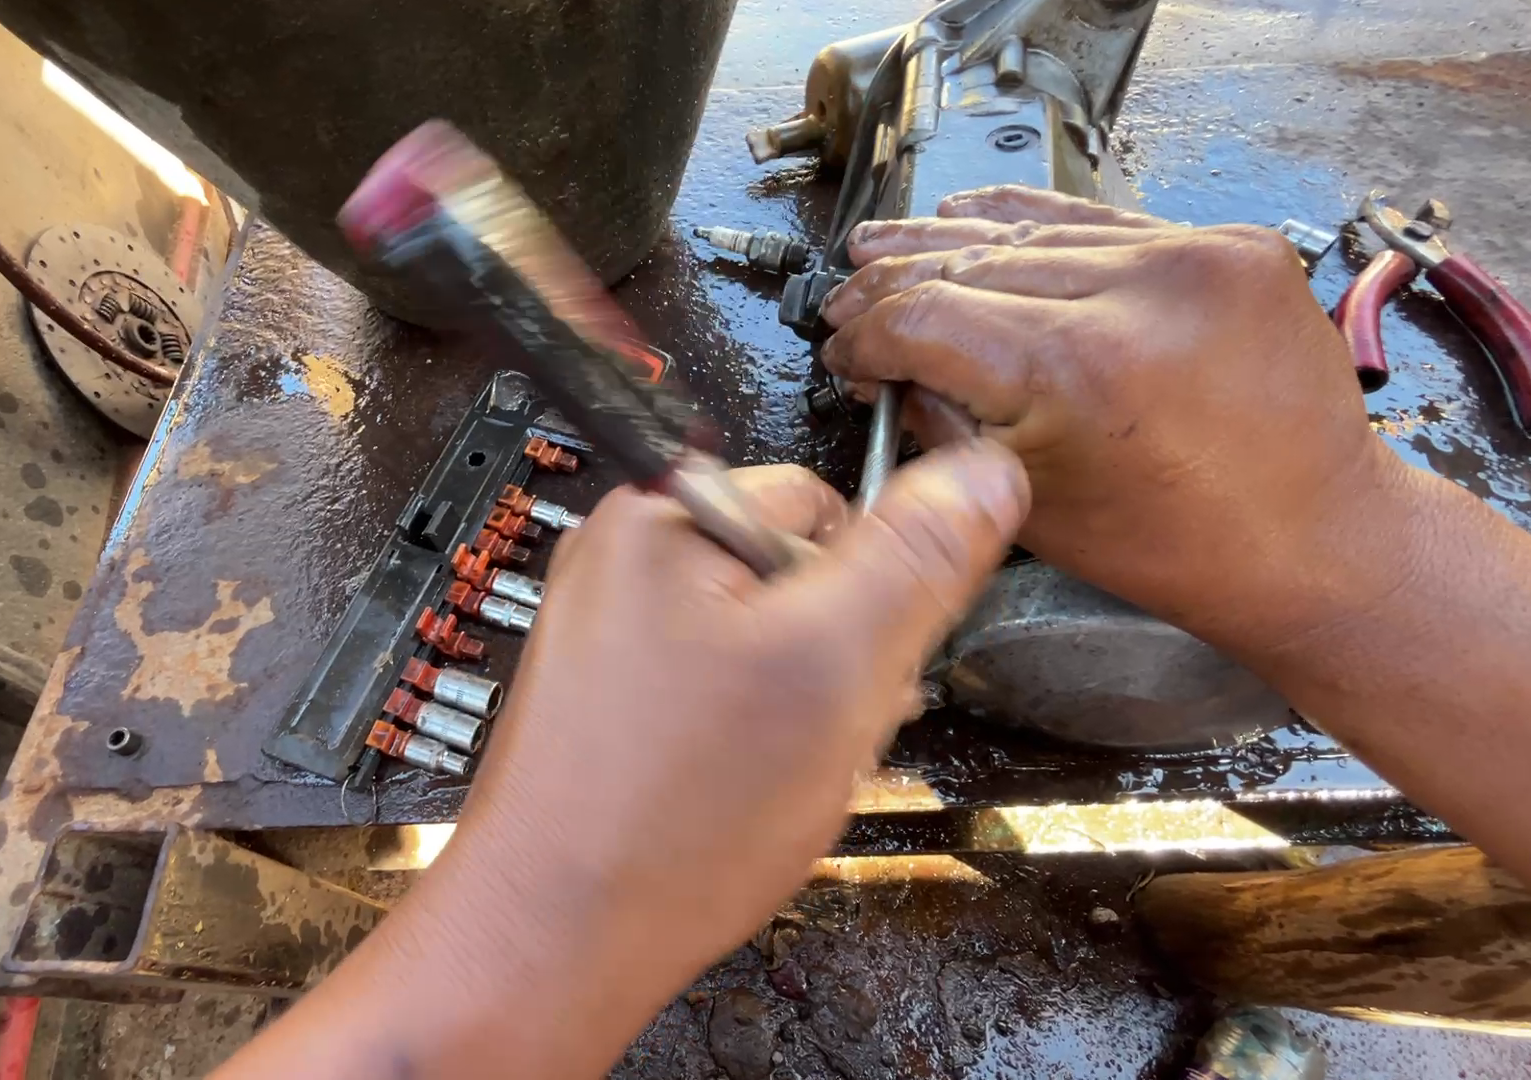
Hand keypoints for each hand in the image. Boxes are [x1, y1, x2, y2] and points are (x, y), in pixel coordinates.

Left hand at [220, 447, 1025, 1078]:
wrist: (555, 933)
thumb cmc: (669, 811)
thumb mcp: (833, 665)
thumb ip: (915, 558)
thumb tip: (976, 478)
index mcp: (664, 515)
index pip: (823, 503)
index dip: (871, 587)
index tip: (864, 659)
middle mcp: (623, 557)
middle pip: (788, 575)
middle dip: (831, 652)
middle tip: (818, 724)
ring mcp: (609, 624)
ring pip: (757, 636)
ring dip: (795, 695)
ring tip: (772, 764)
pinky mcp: (609, 684)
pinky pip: (711, 678)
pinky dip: (744, 720)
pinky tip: (735, 777)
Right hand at [819, 186, 1395, 644]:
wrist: (1311, 538)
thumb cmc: (1165, 543)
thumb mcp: (1017, 498)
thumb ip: (938, 420)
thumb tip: (886, 375)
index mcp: (1077, 370)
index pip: (925, 319)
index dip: (865, 337)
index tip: (841, 355)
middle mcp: (1137, 291)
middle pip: (965, 266)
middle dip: (888, 289)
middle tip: (844, 305)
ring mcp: (1190, 254)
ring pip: (1020, 234)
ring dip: (936, 244)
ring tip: (876, 248)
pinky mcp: (1218, 244)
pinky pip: (1088, 218)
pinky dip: (1015, 218)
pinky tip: (960, 210)